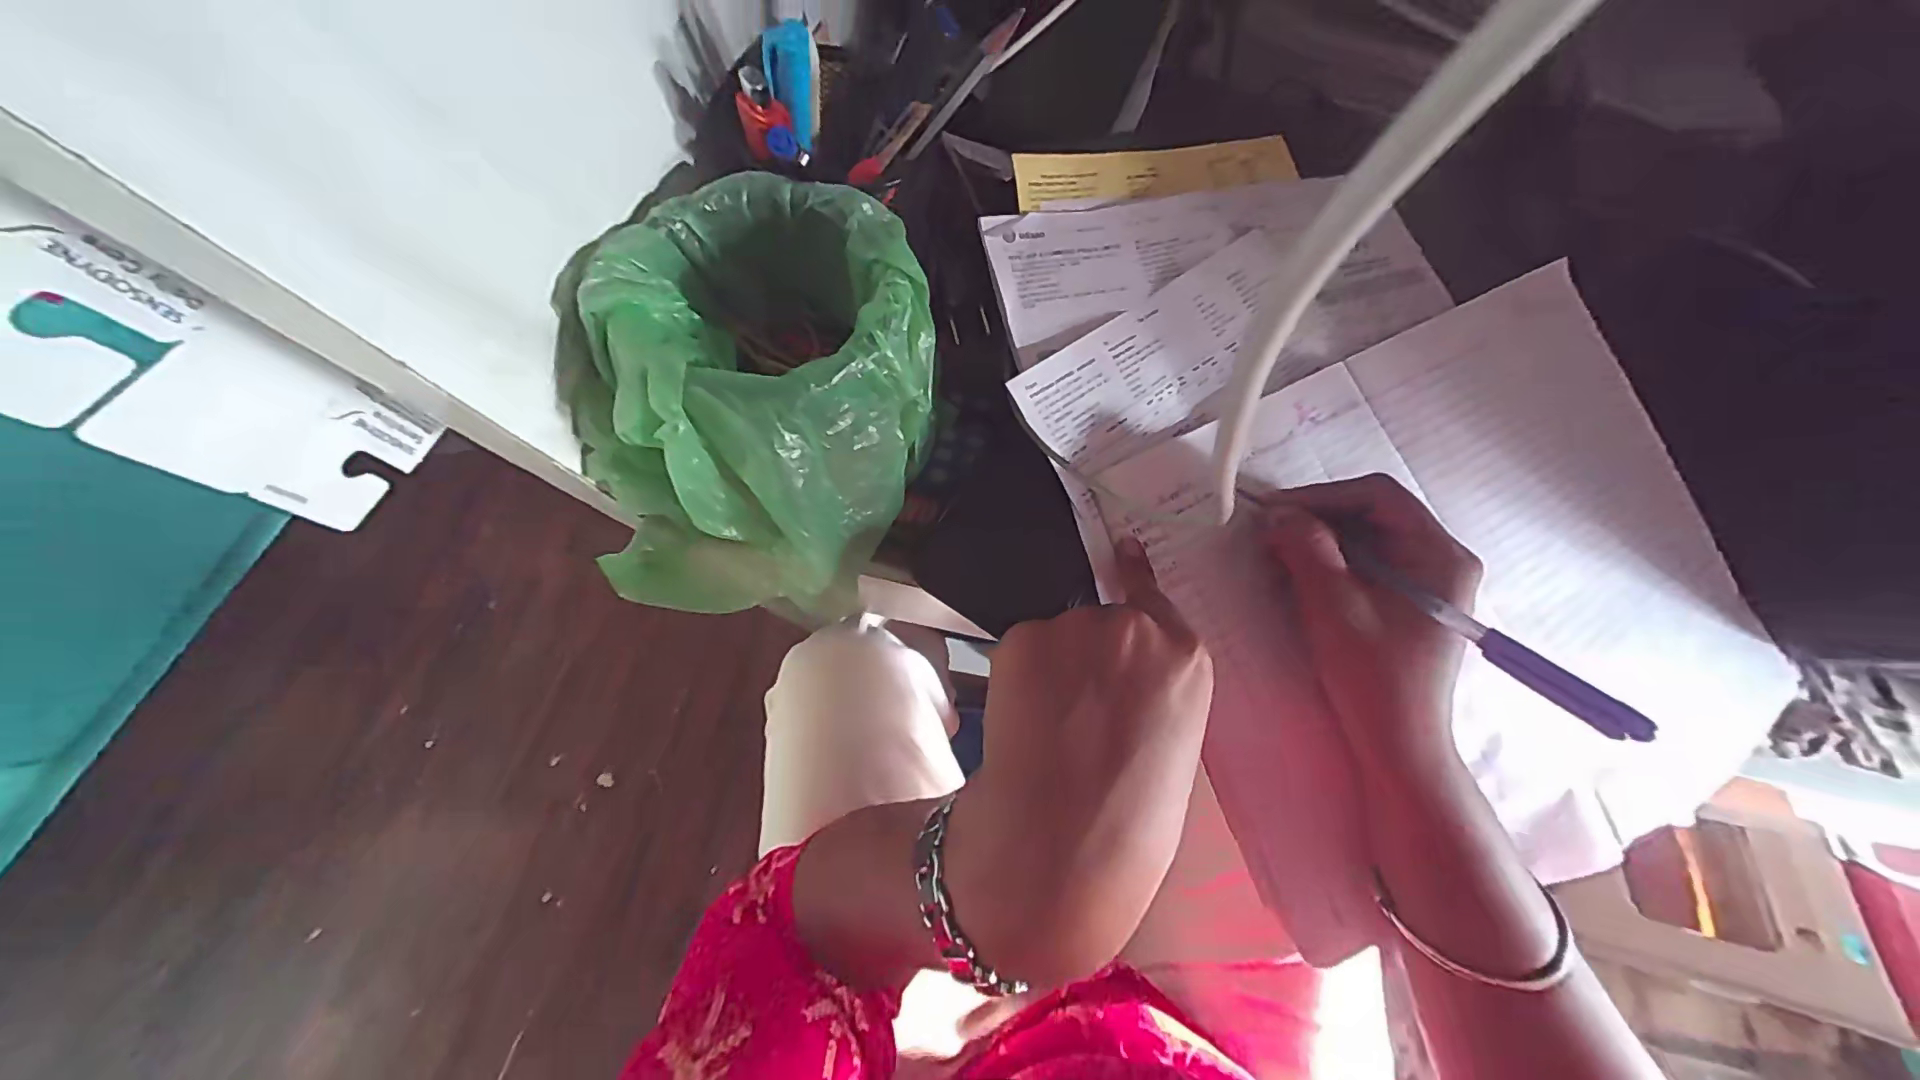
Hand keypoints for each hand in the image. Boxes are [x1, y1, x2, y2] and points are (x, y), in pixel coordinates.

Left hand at [947, 539, 1213, 987]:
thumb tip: (1119, 664)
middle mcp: (1132, 626)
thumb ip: (1153, 682)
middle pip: (1099, 619)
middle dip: (1086, 651)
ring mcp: (1075, 626)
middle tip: (1074, 708)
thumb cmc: (1131, 813)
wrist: (1064, 838)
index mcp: (1186, 655)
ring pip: (1057, 635)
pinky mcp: (1024, 636)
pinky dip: (1019, 675)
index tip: (1123, 555)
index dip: (1132, 580)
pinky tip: (1024, 718)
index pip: (1151, 595)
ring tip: (1050, 724)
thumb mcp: (1172, 736)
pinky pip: (1023, 648)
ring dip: (1051, 665)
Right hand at [1256, 474, 1481, 782]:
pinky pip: (1361, 563)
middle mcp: (1439, 559)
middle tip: (1270, 530)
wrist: (1396, 741)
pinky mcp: (1404, 601)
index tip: (1274, 510)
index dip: (1321, 495)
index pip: (1378, 496)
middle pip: (1372, 513)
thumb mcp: (1333, 606)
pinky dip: (1325, 561)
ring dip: (1317, 538)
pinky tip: (1295, 573)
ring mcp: (1423, 581)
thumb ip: (1307, 550)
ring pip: (1363, 537)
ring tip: (1276, 550)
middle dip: (1317, 516)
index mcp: (1440, 555)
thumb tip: (1278, 514)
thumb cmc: (1372, 675)